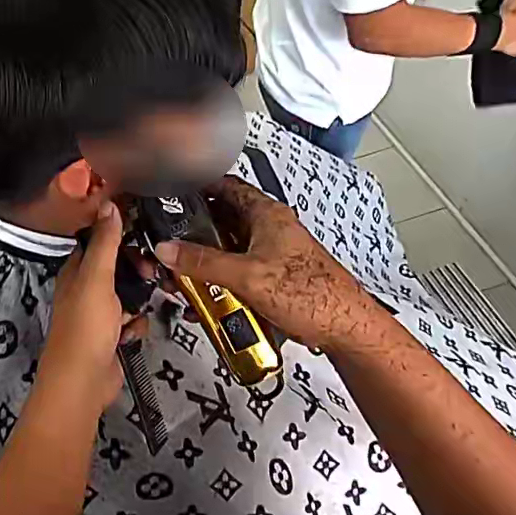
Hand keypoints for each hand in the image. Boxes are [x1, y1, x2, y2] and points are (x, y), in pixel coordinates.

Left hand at [38, 202, 141, 417]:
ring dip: (139, 298)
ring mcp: (99, 313)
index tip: (144, 231)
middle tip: (151, 273)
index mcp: (76, 270)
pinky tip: (133, 331)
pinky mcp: (112, 334)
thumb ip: (105, 241)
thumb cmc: (85, 328)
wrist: (83, 382)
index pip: (98, 240)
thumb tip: (108, 203)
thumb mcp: (97, 278)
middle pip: (118, 266)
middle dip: (137, 269)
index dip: (119, 233)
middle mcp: (85, 288)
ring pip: (128, 293)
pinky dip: (136, 323)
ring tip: (144, 304)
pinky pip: (132, 319)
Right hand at [152, 177, 391, 353]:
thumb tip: (170, 250)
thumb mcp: (247, 276)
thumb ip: (204, 263)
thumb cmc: (315, 294)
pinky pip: (241, 277)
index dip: (199, 188)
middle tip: (175, 250)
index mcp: (267, 215)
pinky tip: (214, 305)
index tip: (175, 196)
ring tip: (189, 283)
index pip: (227, 187)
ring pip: (230, 253)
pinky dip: (224, 288)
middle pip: (223, 224)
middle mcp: (271, 231)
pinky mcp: (275, 280)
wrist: (345, 327)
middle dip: (196, 239)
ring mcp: (273, 256)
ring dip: (208, 268)